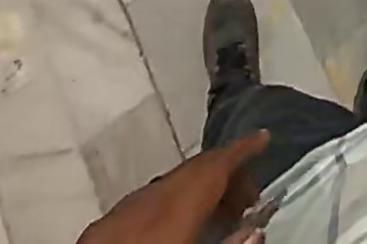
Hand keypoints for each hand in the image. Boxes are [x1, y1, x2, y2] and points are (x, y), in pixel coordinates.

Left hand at [78, 131, 269, 243]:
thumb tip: (257, 229)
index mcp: (179, 203)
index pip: (217, 163)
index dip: (244, 147)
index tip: (264, 137)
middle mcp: (152, 196)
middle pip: (196, 170)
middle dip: (226, 174)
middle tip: (249, 198)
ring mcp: (124, 210)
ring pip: (171, 186)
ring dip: (199, 191)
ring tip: (219, 215)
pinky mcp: (102, 228)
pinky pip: (148, 203)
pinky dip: (172, 205)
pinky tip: (179, 228)